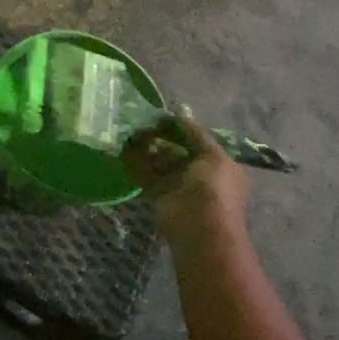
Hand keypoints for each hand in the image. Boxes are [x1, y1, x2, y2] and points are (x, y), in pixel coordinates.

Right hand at [123, 111, 249, 246]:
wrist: (199, 226)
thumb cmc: (214, 188)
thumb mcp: (213, 156)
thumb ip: (195, 133)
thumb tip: (179, 113)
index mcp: (216, 164)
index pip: (195, 140)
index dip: (179, 127)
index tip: (159, 115)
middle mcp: (196, 173)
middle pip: (174, 148)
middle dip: (159, 135)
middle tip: (140, 122)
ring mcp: (175, 183)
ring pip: (157, 158)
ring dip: (144, 146)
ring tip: (129, 131)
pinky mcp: (156, 191)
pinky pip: (142, 171)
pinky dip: (132, 160)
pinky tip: (122, 146)